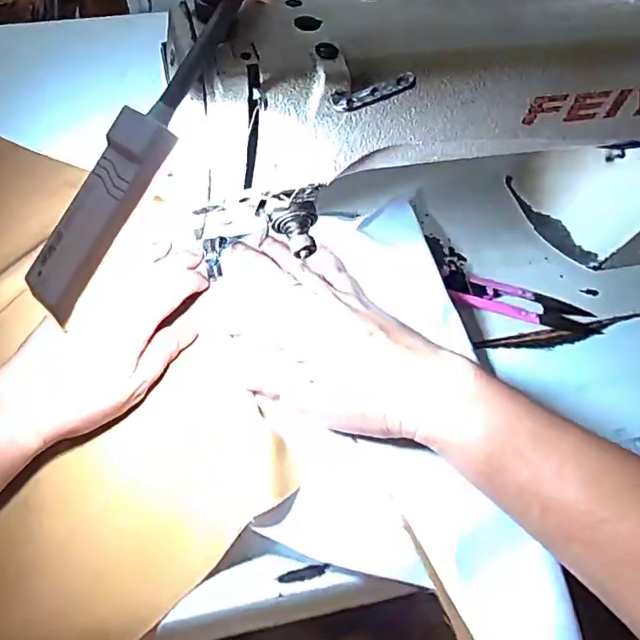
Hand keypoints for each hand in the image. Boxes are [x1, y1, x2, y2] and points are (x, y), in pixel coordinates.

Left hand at [0, 206, 207, 448]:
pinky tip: (131, 256)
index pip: (174, 285)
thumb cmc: (77, 398)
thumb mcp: (133, 385)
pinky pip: (108, 266)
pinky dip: (127, 256)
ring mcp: (93, 293)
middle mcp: (114, 297)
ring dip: (154, 251)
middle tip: (196, 258)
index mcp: (135, 319)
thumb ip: (164, 351)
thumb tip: (188, 329)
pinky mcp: (75, 295)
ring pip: (130, 260)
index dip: (194, 280)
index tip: (205, 283)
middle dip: (179, 258)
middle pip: (154, 266)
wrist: (24, 396)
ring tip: (169, 246)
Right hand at [203, 239, 482, 445]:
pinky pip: (331, 261)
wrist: (427, 387)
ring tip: (253, 237)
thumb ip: (270, 380)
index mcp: (298, 327)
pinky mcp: (359, 294)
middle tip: (224, 255)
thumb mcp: (314, 402)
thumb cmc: (373, 399)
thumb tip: (234, 365)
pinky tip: (309, 244)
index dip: (225, 304)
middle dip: (241, 258)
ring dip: (272, 246)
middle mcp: (315, 301)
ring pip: (298, 259)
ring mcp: (338, 293)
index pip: (250, 303)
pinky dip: (314, 248)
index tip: (212, 311)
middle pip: (270, 268)